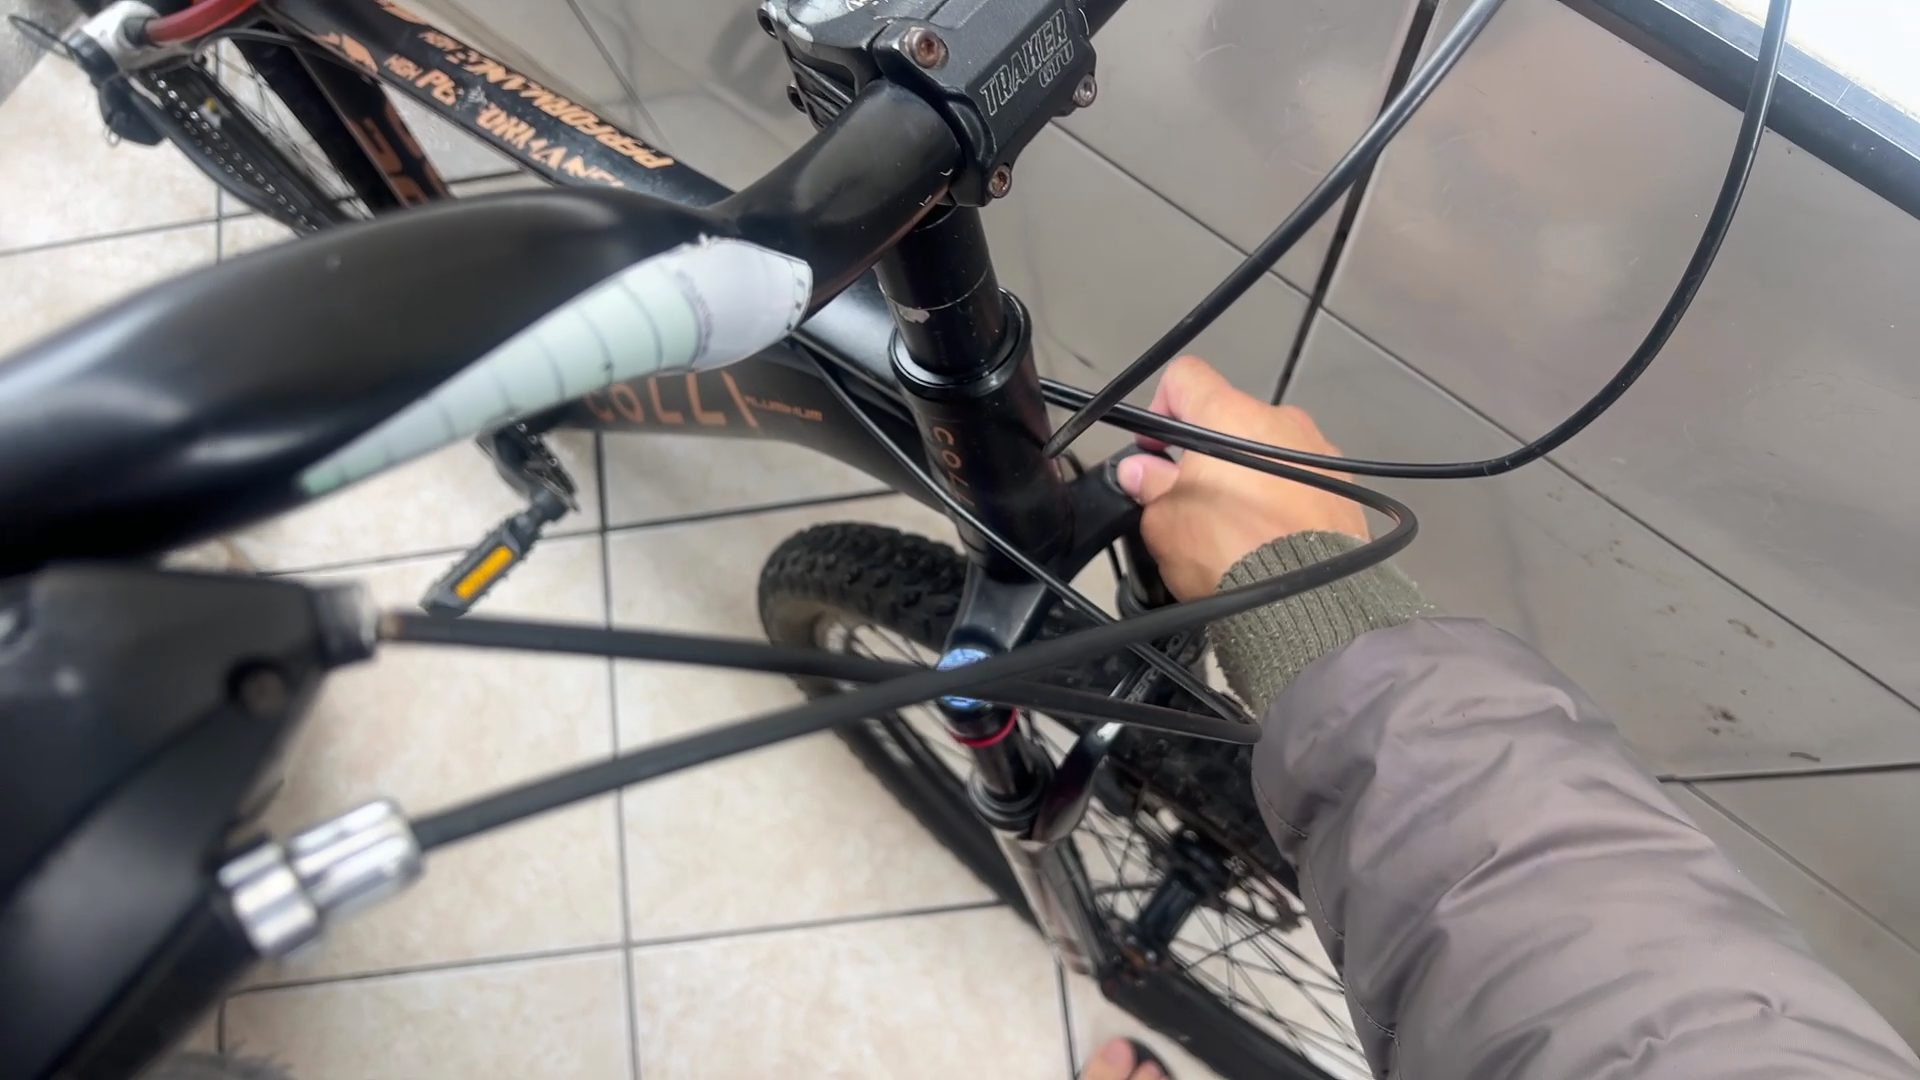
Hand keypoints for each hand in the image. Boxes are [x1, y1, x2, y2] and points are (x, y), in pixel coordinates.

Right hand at [1113, 355, 1367, 600]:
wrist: (1305, 603)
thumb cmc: (1225, 549)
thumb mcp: (1163, 520)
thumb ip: (1148, 485)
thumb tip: (1139, 470)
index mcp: (1230, 416)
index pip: (1184, 376)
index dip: (1160, 407)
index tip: (1156, 449)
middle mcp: (1280, 421)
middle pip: (1227, 417)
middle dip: (1203, 451)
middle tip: (1187, 497)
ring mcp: (1320, 452)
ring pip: (1266, 448)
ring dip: (1245, 473)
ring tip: (1233, 524)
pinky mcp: (1345, 488)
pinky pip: (1300, 478)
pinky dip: (1280, 497)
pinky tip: (1268, 535)